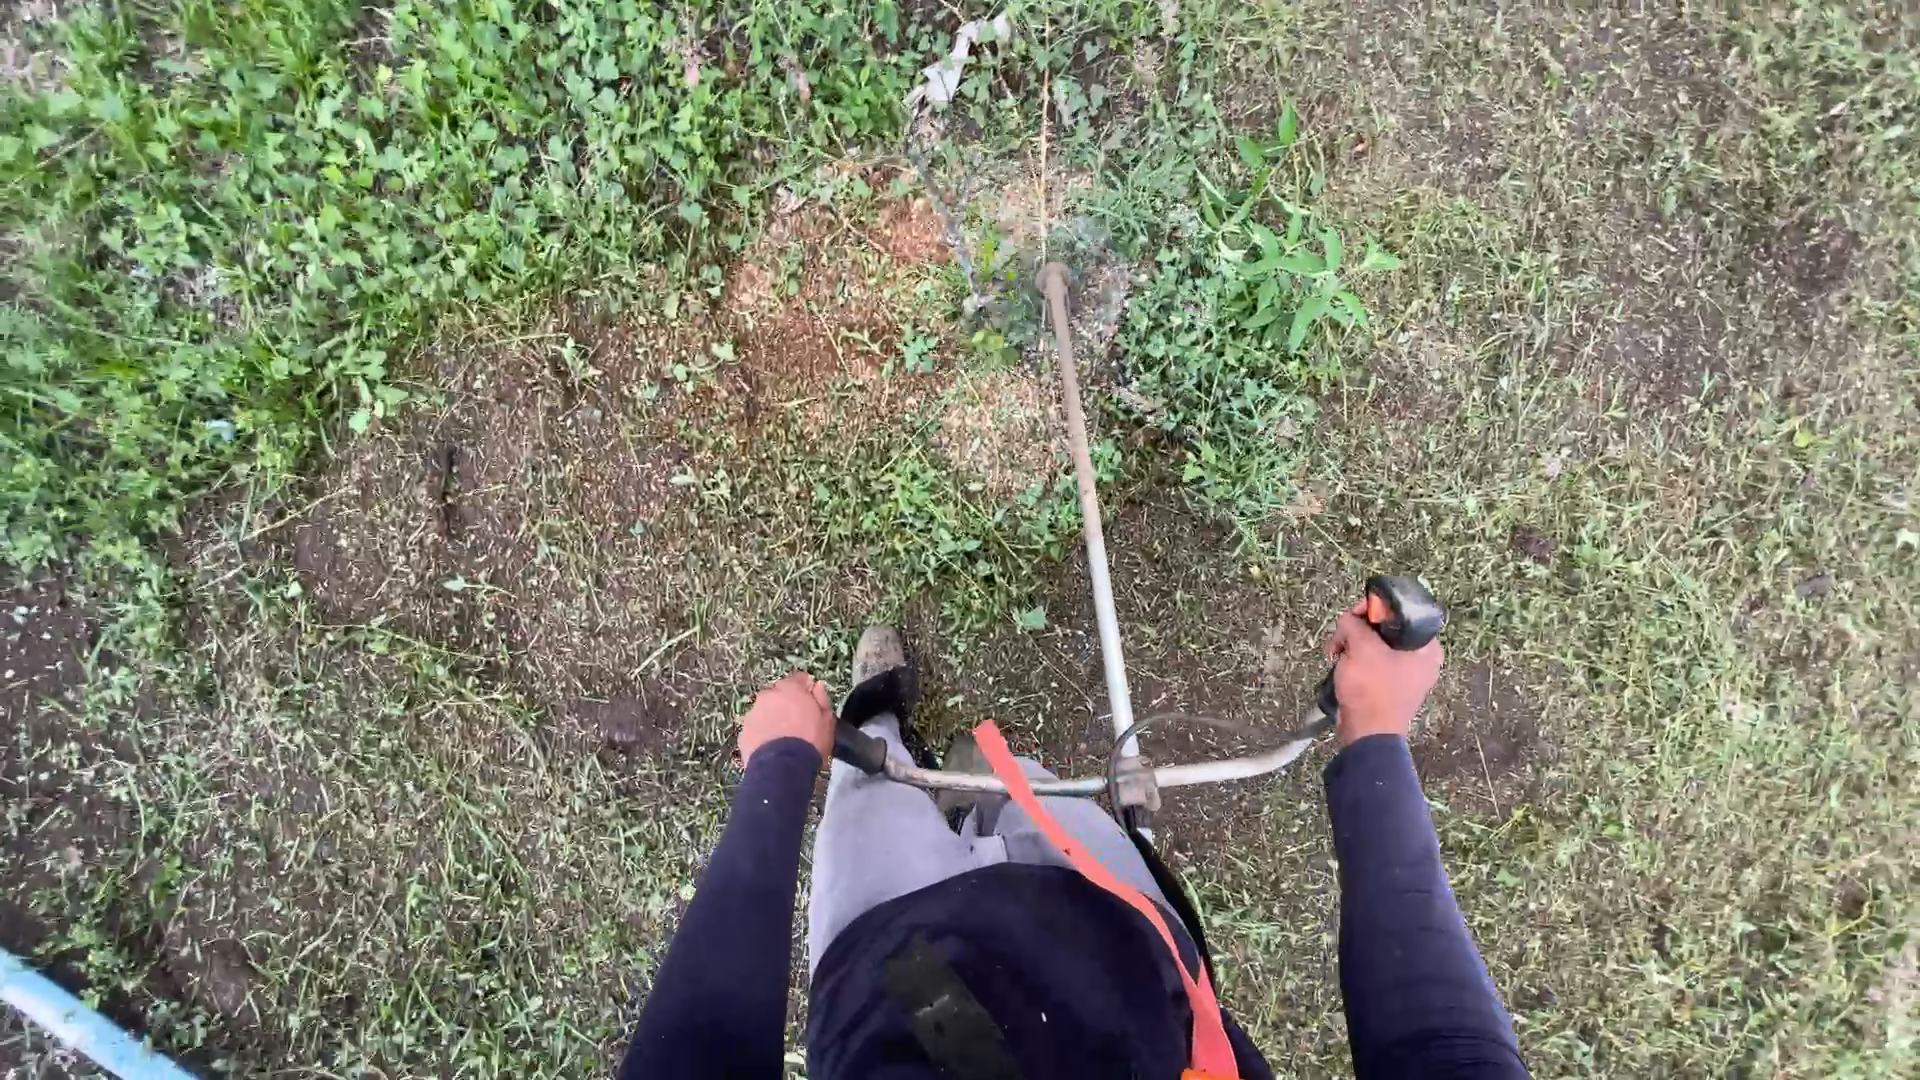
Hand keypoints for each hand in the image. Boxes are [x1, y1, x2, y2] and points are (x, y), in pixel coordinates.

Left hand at [738, 671, 834, 767]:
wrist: (782, 768)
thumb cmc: (809, 741)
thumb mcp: (827, 720)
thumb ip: (822, 699)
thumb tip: (817, 686)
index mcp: (791, 688)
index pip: (799, 678)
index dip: (806, 689)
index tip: (811, 701)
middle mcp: (769, 695)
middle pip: (779, 694)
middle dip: (786, 703)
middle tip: (797, 721)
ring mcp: (753, 712)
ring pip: (765, 709)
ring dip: (772, 717)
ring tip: (782, 737)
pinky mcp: (744, 730)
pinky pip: (755, 726)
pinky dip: (762, 732)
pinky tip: (771, 746)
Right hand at [1323, 600, 1442, 746]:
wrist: (1368, 732)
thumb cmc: (1371, 688)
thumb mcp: (1361, 648)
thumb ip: (1355, 624)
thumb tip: (1349, 619)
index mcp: (1427, 647)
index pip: (1401, 612)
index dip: (1374, 608)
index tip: (1353, 616)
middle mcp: (1421, 657)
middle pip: (1385, 627)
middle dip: (1357, 629)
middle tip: (1340, 639)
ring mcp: (1406, 672)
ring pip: (1375, 643)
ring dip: (1352, 644)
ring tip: (1335, 654)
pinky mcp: (1390, 683)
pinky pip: (1372, 659)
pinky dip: (1355, 658)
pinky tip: (1340, 663)